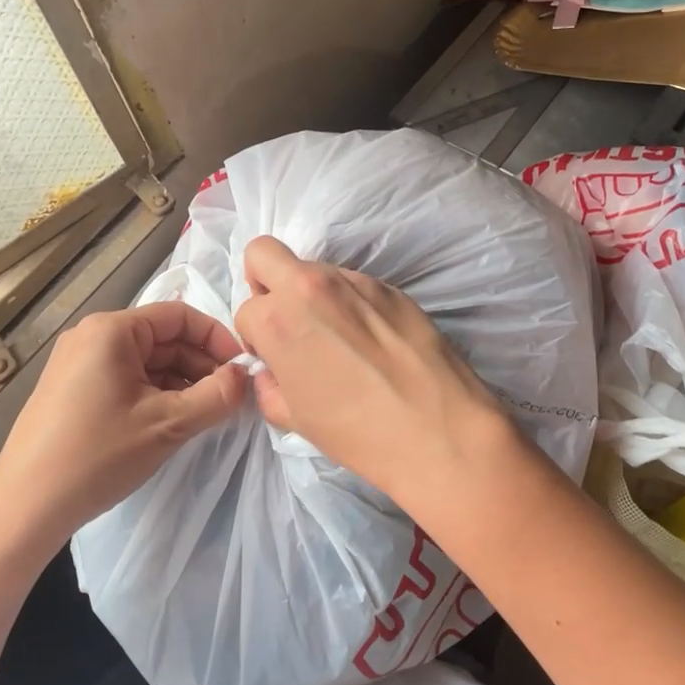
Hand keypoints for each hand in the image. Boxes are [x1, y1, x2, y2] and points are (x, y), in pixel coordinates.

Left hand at [0, 301, 246, 534]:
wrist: (23, 508)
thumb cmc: (98, 455)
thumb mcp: (168, 424)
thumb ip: (217, 395)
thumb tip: (247, 376)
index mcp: (112, 329)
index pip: (180, 316)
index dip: (217, 339)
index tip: (243, 370)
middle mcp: (92, 335)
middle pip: (163, 337)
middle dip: (200, 364)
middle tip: (229, 397)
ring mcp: (77, 363)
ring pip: (146, 360)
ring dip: (180, 381)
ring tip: (204, 414)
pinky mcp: (71, 390)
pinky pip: (125, 378)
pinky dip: (154, 393)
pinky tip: (170, 422)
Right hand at [232, 236, 520, 511]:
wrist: (439, 428)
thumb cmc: (358, 432)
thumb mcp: (296, 419)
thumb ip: (271, 386)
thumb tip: (273, 371)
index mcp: (278, 319)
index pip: (246, 310)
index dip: (256, 337)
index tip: (275, 359)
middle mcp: (311, 286)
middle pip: (264, 253)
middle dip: (264, 282)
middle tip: (288, 322)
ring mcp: (354, 280)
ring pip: (314, 269)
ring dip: (313, 295)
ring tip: (340, 340)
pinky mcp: (390, 286)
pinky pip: (354, 284)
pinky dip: (351, 304)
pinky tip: (372, 341)